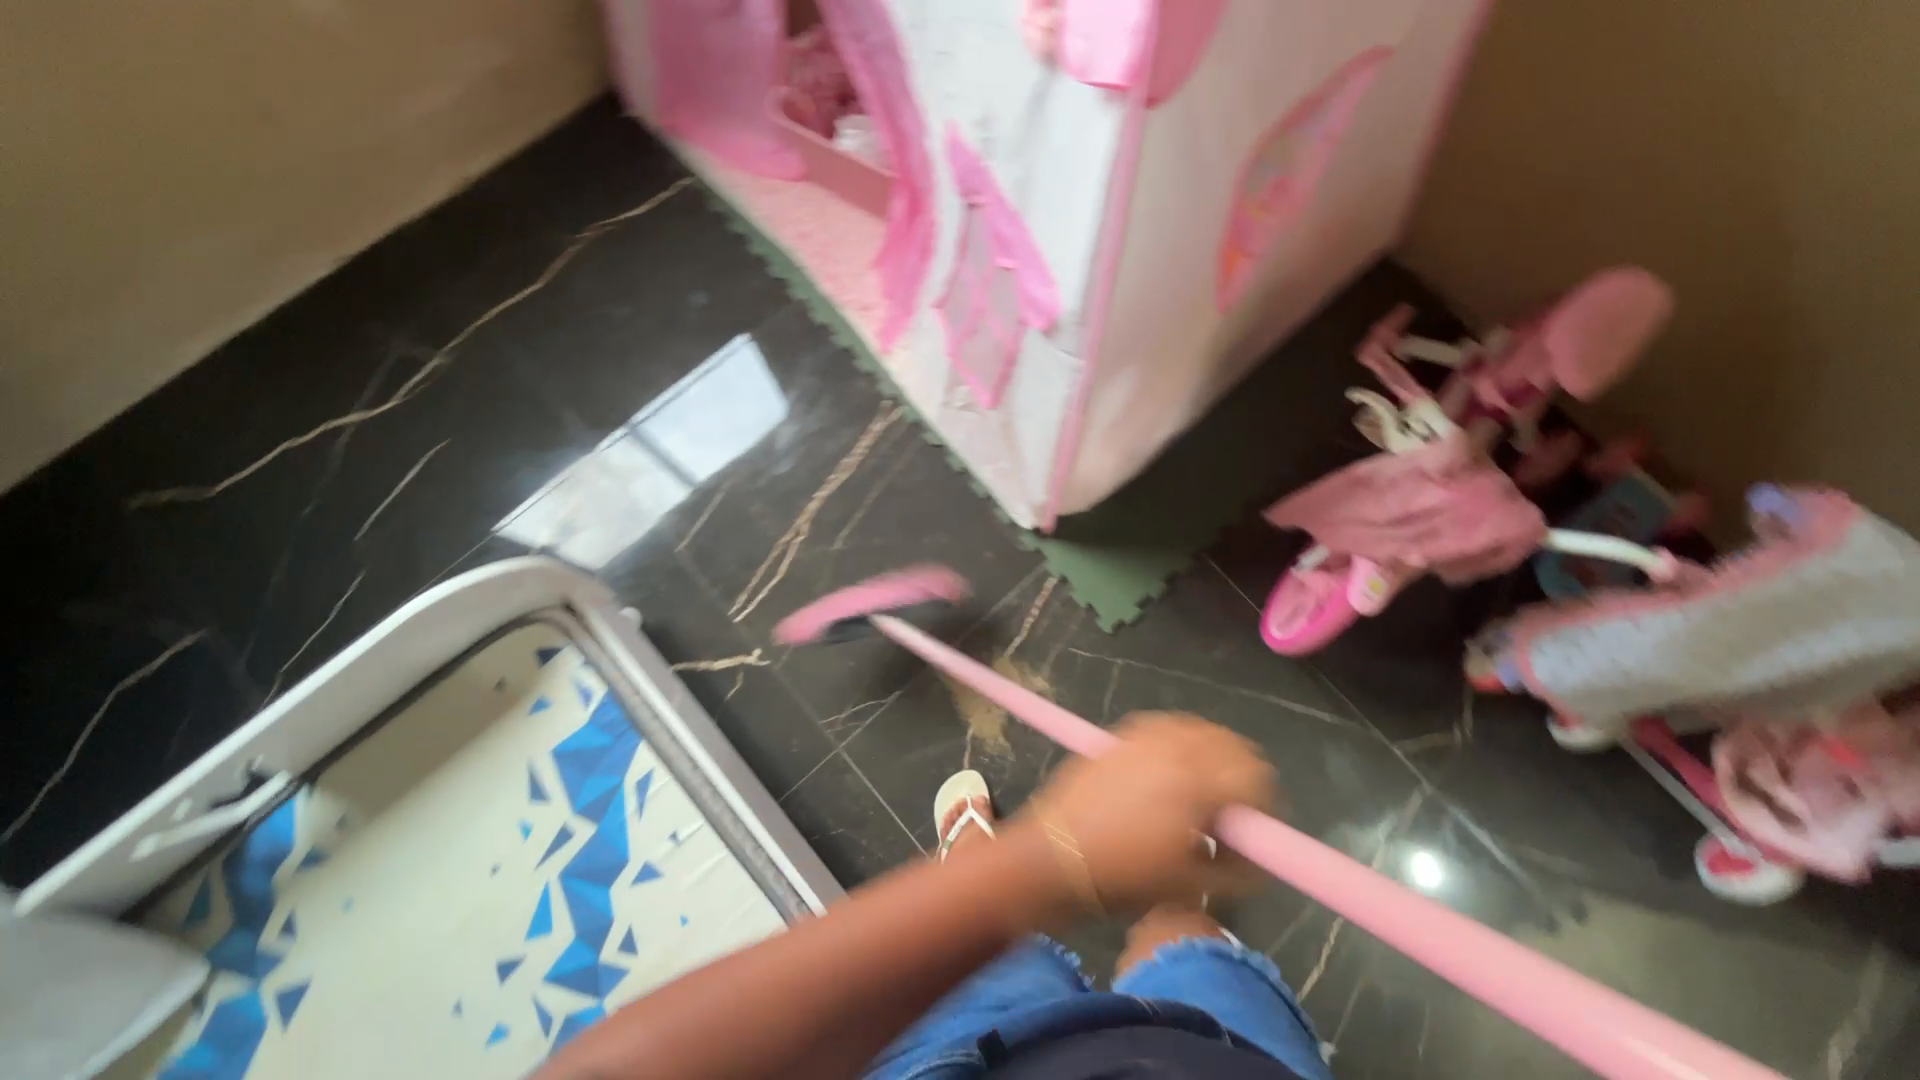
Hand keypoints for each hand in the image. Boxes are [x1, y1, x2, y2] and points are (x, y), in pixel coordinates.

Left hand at [1013, 712, 1274, 913]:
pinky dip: (1183, 745)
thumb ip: (1242, 868)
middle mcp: (1176, 746)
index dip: (1266, 807)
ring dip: (1215, 759)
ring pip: (1204, 732)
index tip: (1256, 834)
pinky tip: (1173, 774)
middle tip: (1232, 817)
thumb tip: (1262, 856)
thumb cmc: (1122, 877)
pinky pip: (1170, 727)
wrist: (1051, 857)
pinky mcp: (1122, 734)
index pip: (1258, 776)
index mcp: (1198, 782)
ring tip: (1203, 796)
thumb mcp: (1192, 885)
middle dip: (1243, 780)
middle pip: (1235, 746)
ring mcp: (1146, 734)